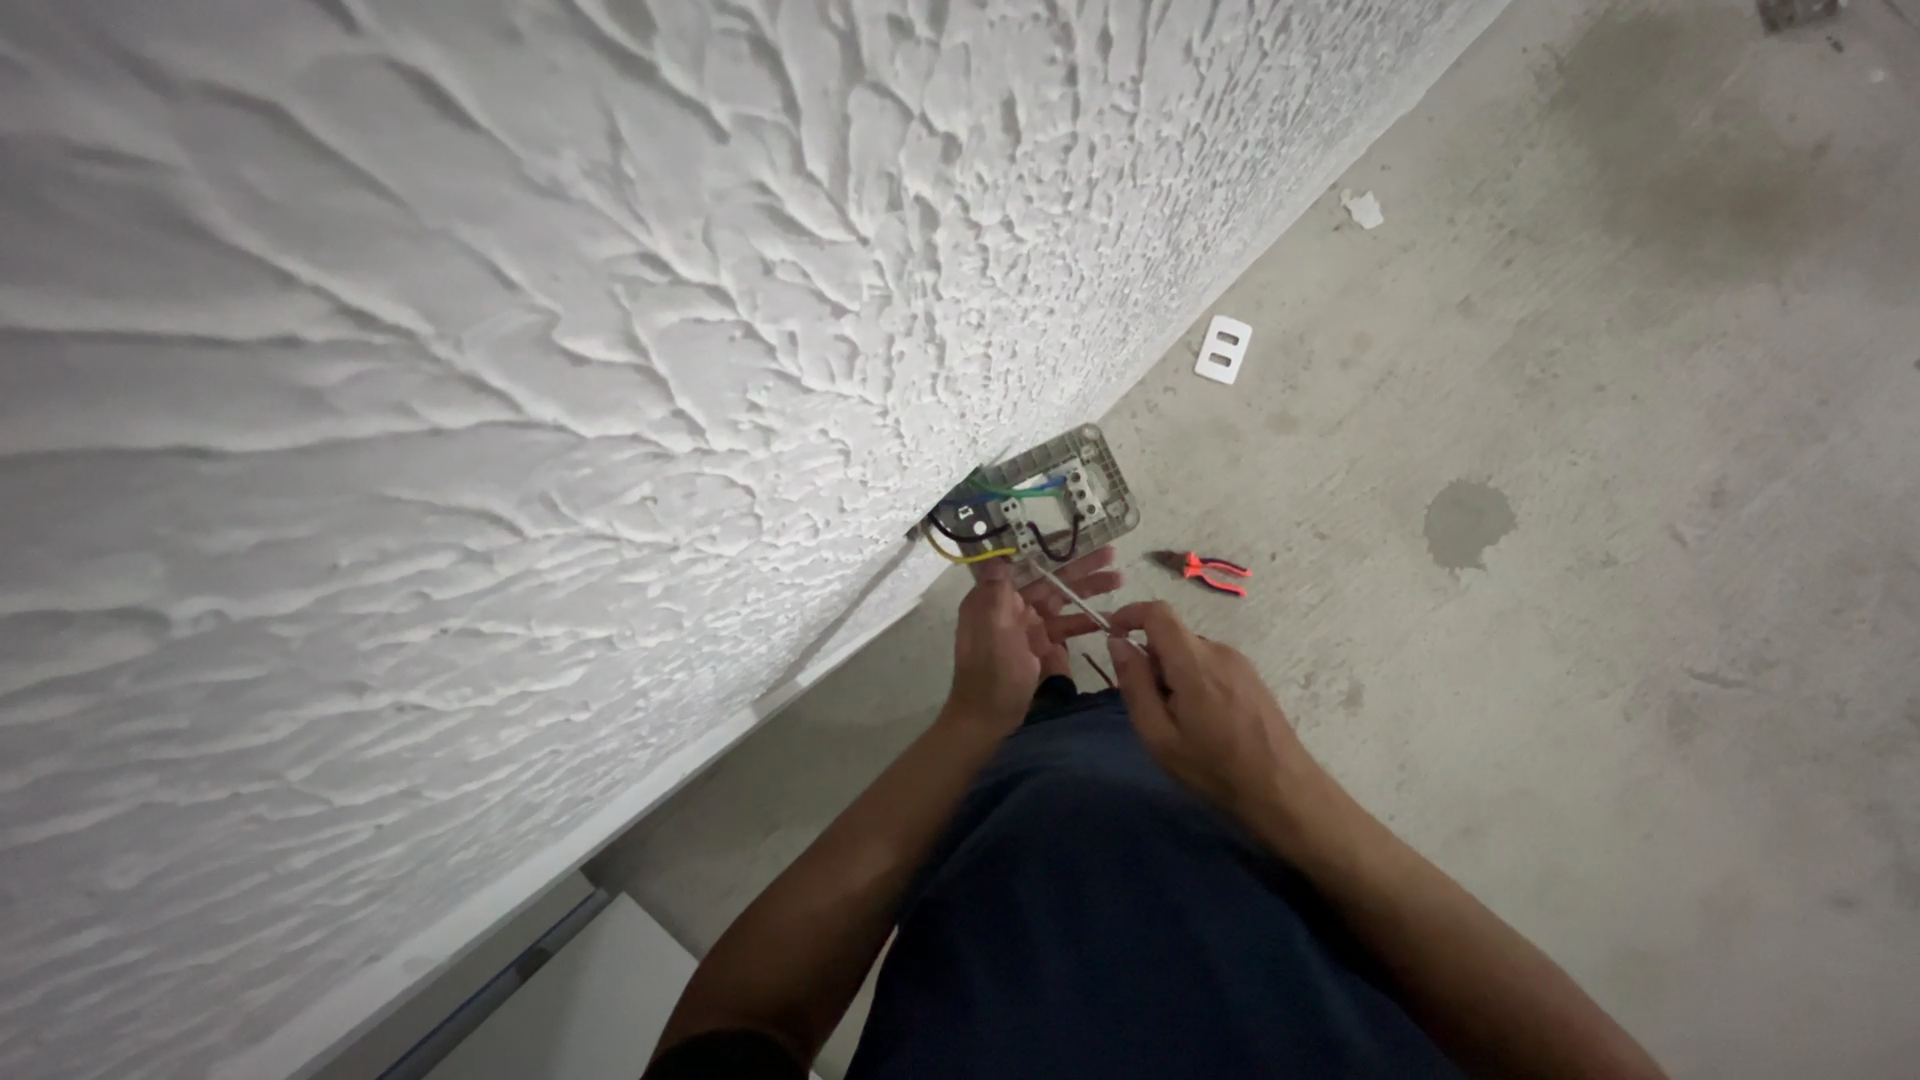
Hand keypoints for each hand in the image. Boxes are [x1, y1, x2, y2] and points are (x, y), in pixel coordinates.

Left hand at [945, 549, 1123, 733]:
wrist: (987, 720)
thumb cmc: (990, 677)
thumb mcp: (993, 635)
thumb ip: (996, 596)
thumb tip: (997, 557)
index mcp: (992, 598)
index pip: (1024, 564)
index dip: (1051, 550)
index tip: (1078, 537)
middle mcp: (1008, 605)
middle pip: (1048, 579)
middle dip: (1079, 568)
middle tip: (1111, 554)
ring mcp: (1025, 625)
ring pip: (1060, 600)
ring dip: (1087, 590)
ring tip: (1119, 579)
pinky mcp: (1038, 644)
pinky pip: (1063, 626)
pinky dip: (1084, 620)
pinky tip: (1109, 617)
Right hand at [1105, 601, 1320, 827]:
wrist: (1283, 790)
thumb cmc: (1213, 768)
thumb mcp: (1158, 735)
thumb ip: (1135, 684)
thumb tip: (1118, 643)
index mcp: (1194, 662)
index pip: (1158, 612)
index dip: (1130, 614)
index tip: (1113, 635)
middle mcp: (1219, 651)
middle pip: (1172, 636)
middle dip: (1151, 659)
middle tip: (1149, 705)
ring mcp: (1240, 662)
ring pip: (1190, 652)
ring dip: (1173, 673)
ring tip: (1179, 721)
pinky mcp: (1252, 676)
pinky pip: (1210, 664)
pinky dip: (1194, 680)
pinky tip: (1204, 721)